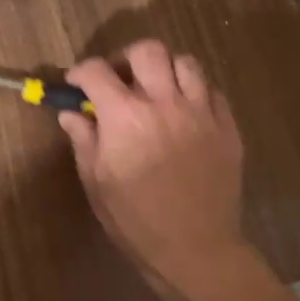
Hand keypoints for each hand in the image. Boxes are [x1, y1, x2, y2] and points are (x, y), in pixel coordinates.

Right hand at [59, 40, 246, 283]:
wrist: (195, 249)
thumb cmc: (134, 219)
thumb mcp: (96, 180)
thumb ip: (84, 139)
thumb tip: (72, 114)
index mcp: (125, 116)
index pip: (97, 71)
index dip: (81, 72)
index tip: (77, 84)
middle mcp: (165, 103)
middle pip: (147, 51)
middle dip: (126, 58)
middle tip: (119, 79)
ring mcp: (201, 113)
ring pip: (185, 63)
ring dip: (165, 70)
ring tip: (156, 91)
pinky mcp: (227, 128)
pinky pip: (212, 92)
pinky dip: (194, 93)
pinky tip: (184, 114)